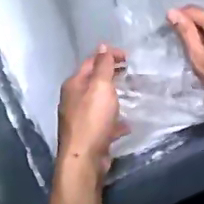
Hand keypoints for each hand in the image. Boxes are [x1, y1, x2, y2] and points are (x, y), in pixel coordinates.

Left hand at [56, 44, 126, 181]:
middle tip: (129, 71)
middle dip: (111, 74)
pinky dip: (114, 119)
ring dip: (113, 96)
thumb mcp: (100, 87)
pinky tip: (126, 124)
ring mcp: (79, 118)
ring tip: (130, 94)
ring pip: (98, 101)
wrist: (84, 158)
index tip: (128, 57)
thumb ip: (103, 66)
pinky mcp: (88, 135)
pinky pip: (103, 122)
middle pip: (93, 81)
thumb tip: (102, 45)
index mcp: (74, 84)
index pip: (91, 61)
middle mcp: (73, 99)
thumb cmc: (92, 119)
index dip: (108, 55)